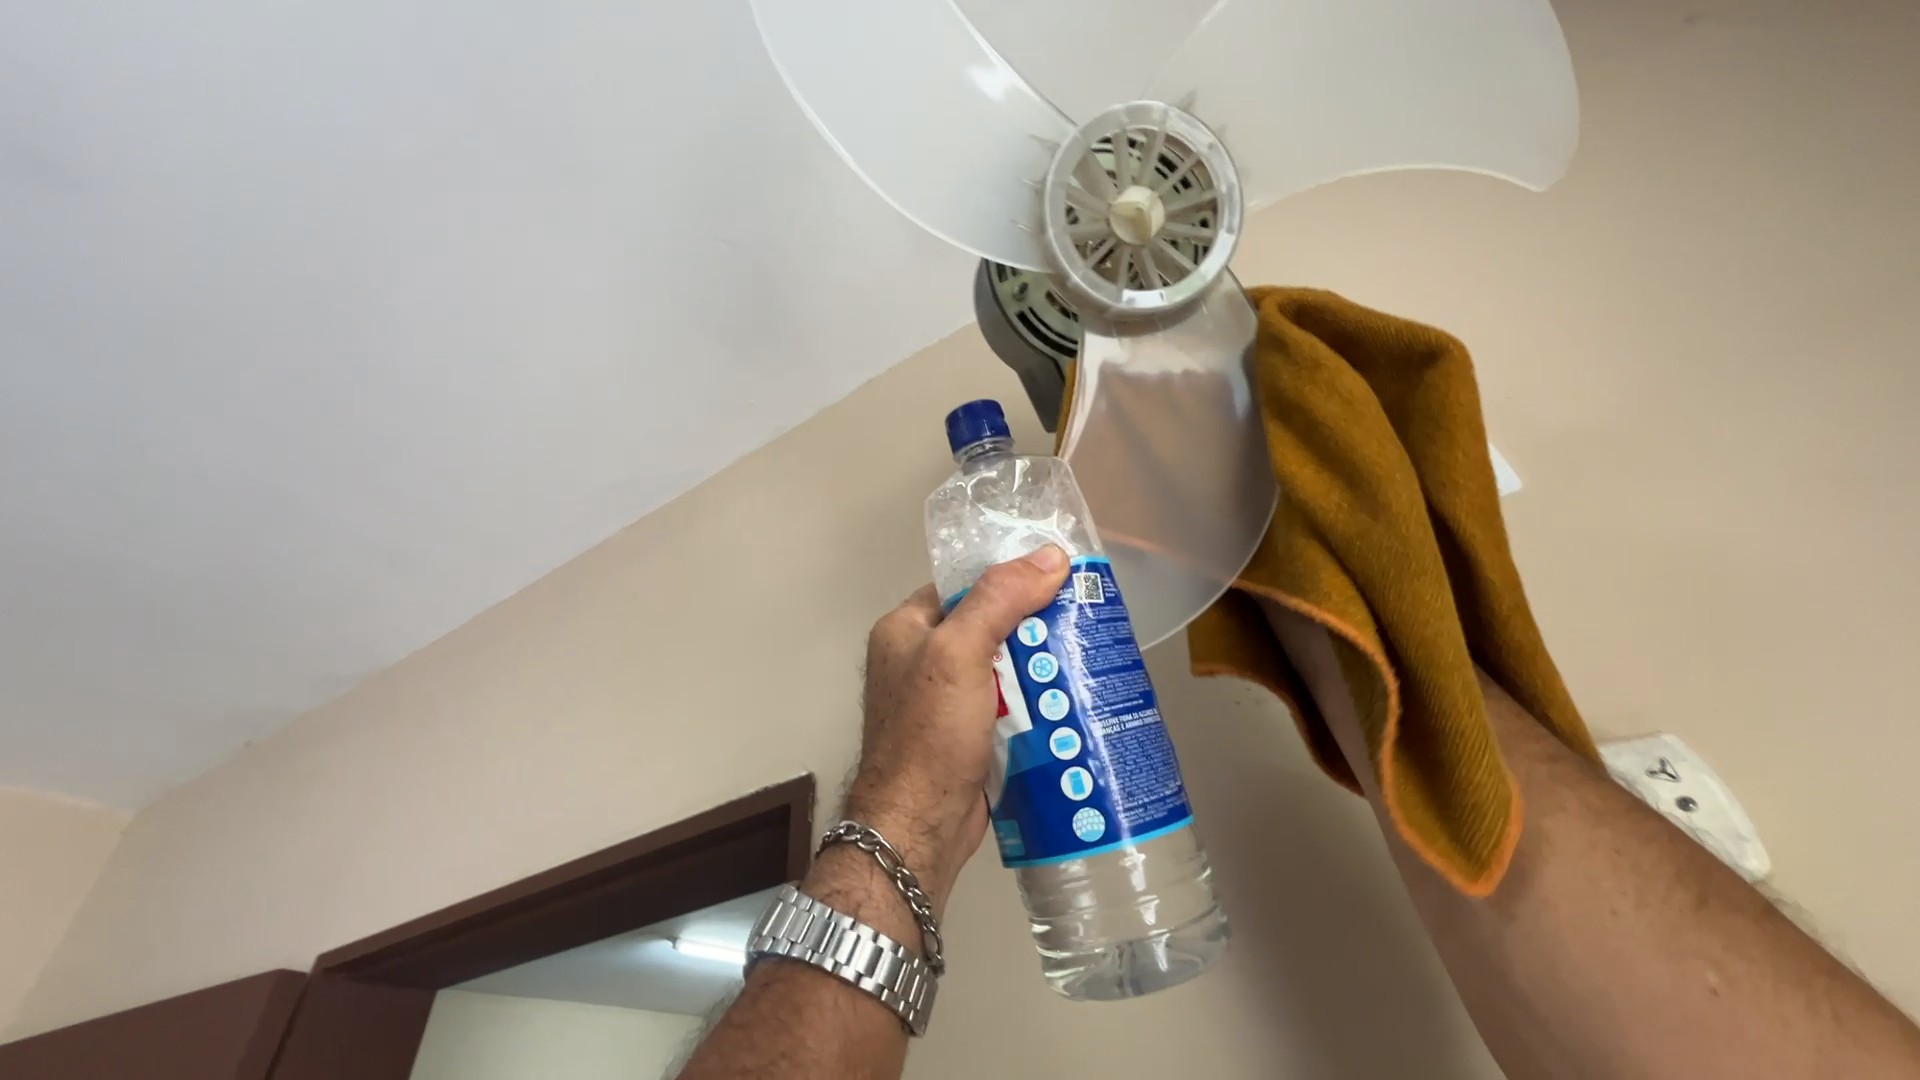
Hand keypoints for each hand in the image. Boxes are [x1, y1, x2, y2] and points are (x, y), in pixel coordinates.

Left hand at [843, 545, 1069, 911]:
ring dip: (1040, 667)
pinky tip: (1072, 698)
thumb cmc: (930, 734)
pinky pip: (1009, 704)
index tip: (1058, 578)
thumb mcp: (960, 653)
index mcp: (906, 629)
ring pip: (1004, 667)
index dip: (1008, 579)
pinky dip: (1036, 702)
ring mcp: (946, 702)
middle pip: (989, 625)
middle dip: (1033, 627)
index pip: (963, 585)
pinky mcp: (968, 735)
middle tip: (1083, 620)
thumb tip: (1051, 556)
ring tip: (1089, 656)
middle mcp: (921, 660)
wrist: (921, 828)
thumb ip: (999, 600)